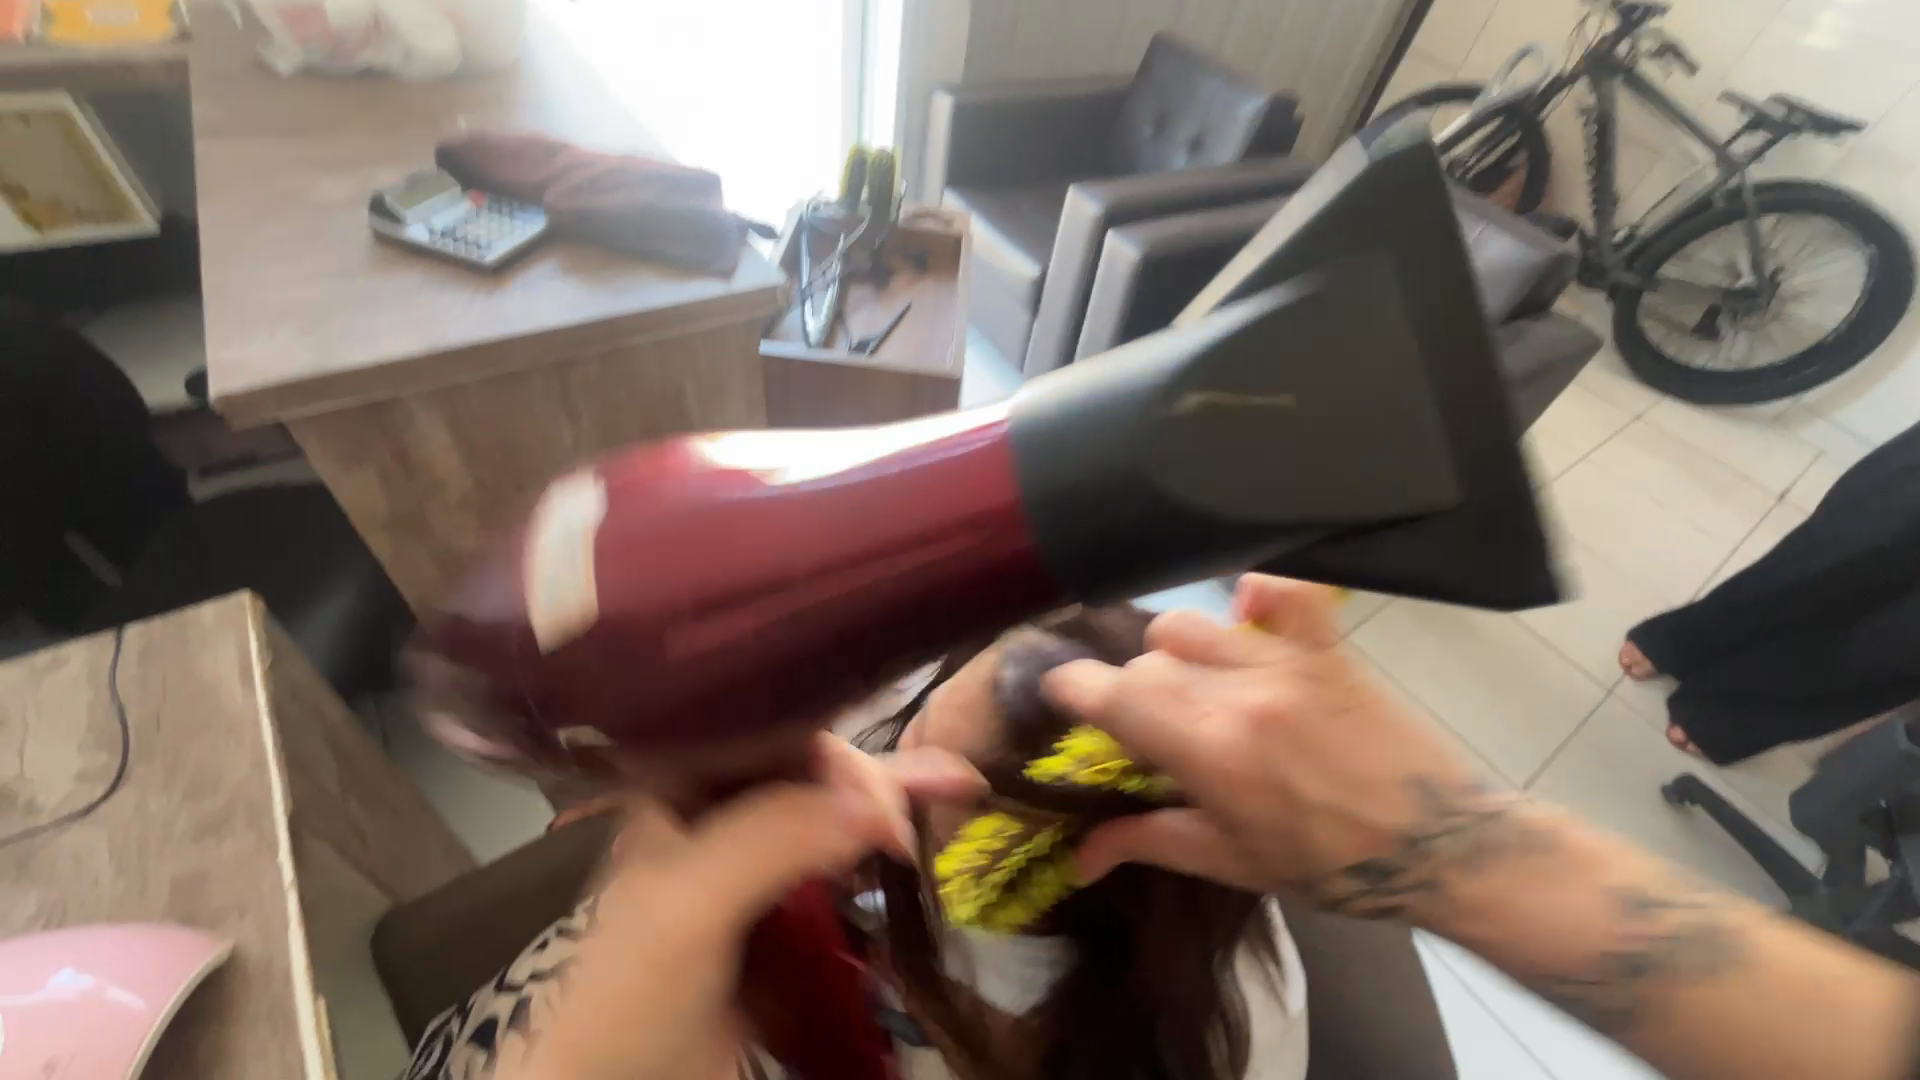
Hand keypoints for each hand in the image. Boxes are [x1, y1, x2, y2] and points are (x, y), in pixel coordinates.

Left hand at [500, 735, 983, 1079]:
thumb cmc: (631, 996)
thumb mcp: (687, 908)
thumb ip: (771, 841)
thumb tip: (877, 807)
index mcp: (682, 781)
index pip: (778, 737)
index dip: (842, 760)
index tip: (887, 810)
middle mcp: (720, 802)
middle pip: (816, 766)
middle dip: (884, 772)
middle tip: (957, 784)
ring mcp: (753, 850)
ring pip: (835, 802)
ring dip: (897, 793)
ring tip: (962, 784)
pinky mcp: (781, 897)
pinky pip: (841, 851)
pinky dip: (883, 836)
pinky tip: (920, 829)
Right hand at [1044, 574, 1513, 915]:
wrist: (1445, 847)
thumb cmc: (1330, 864)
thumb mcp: (1231, 862)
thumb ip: (1146, 843)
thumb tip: (1076, 858)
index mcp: (1209, 753)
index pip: (1113, 695)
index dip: (1071, 685)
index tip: (1060, 689)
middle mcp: (1238, 696)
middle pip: (1146, 661)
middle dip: (1132, 691)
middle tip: (1152, 725)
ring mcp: (1285, 663)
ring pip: (1188, 623)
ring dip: (1173, 650)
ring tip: (1193, 680)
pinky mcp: (1325, 647)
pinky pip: (1280, 591)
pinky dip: (1251, 595)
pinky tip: (1245, 619)